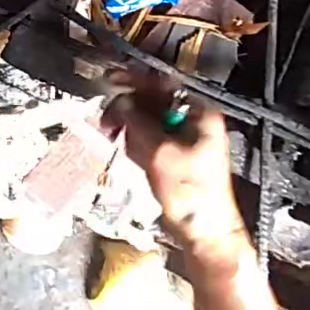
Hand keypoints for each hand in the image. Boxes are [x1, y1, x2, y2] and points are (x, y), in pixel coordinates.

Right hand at [105, 71, 248, 269]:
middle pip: (151, 101)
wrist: (202, 231)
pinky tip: (126, 148)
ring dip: (126, 125)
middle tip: (108, 116)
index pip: (163, 85)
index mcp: (200, 115)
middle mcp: (193, 123)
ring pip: (145, 119)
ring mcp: (182, 139)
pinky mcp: (172, 155)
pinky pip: (146, 137)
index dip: (135, 80)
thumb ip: (136, 121)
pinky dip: (132, 139)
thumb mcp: (158, 151)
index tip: (113, 77)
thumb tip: (120, 103)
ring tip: (113, 134)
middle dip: (127, 108)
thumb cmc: (193, 195)